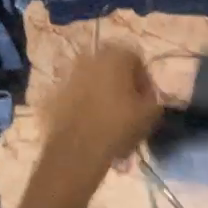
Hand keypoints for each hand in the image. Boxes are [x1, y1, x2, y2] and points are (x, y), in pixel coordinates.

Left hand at [41, 43, 162, 177]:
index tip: (145, 103)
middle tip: (127, 109)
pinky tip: (90, 126)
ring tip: (107, 120)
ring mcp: (70, 75)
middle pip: (112, 69)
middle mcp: (92, 58)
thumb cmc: (118, 125)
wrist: (76, 152)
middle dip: (121, 86)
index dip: (144, 82)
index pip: (137, 61)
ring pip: (92, 82)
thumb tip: (149, 100)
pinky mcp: (54, 95)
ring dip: (101, 95)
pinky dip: (83, 107)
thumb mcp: (150, 114)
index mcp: (117, 55)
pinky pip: (75, 97)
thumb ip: (154, 100)